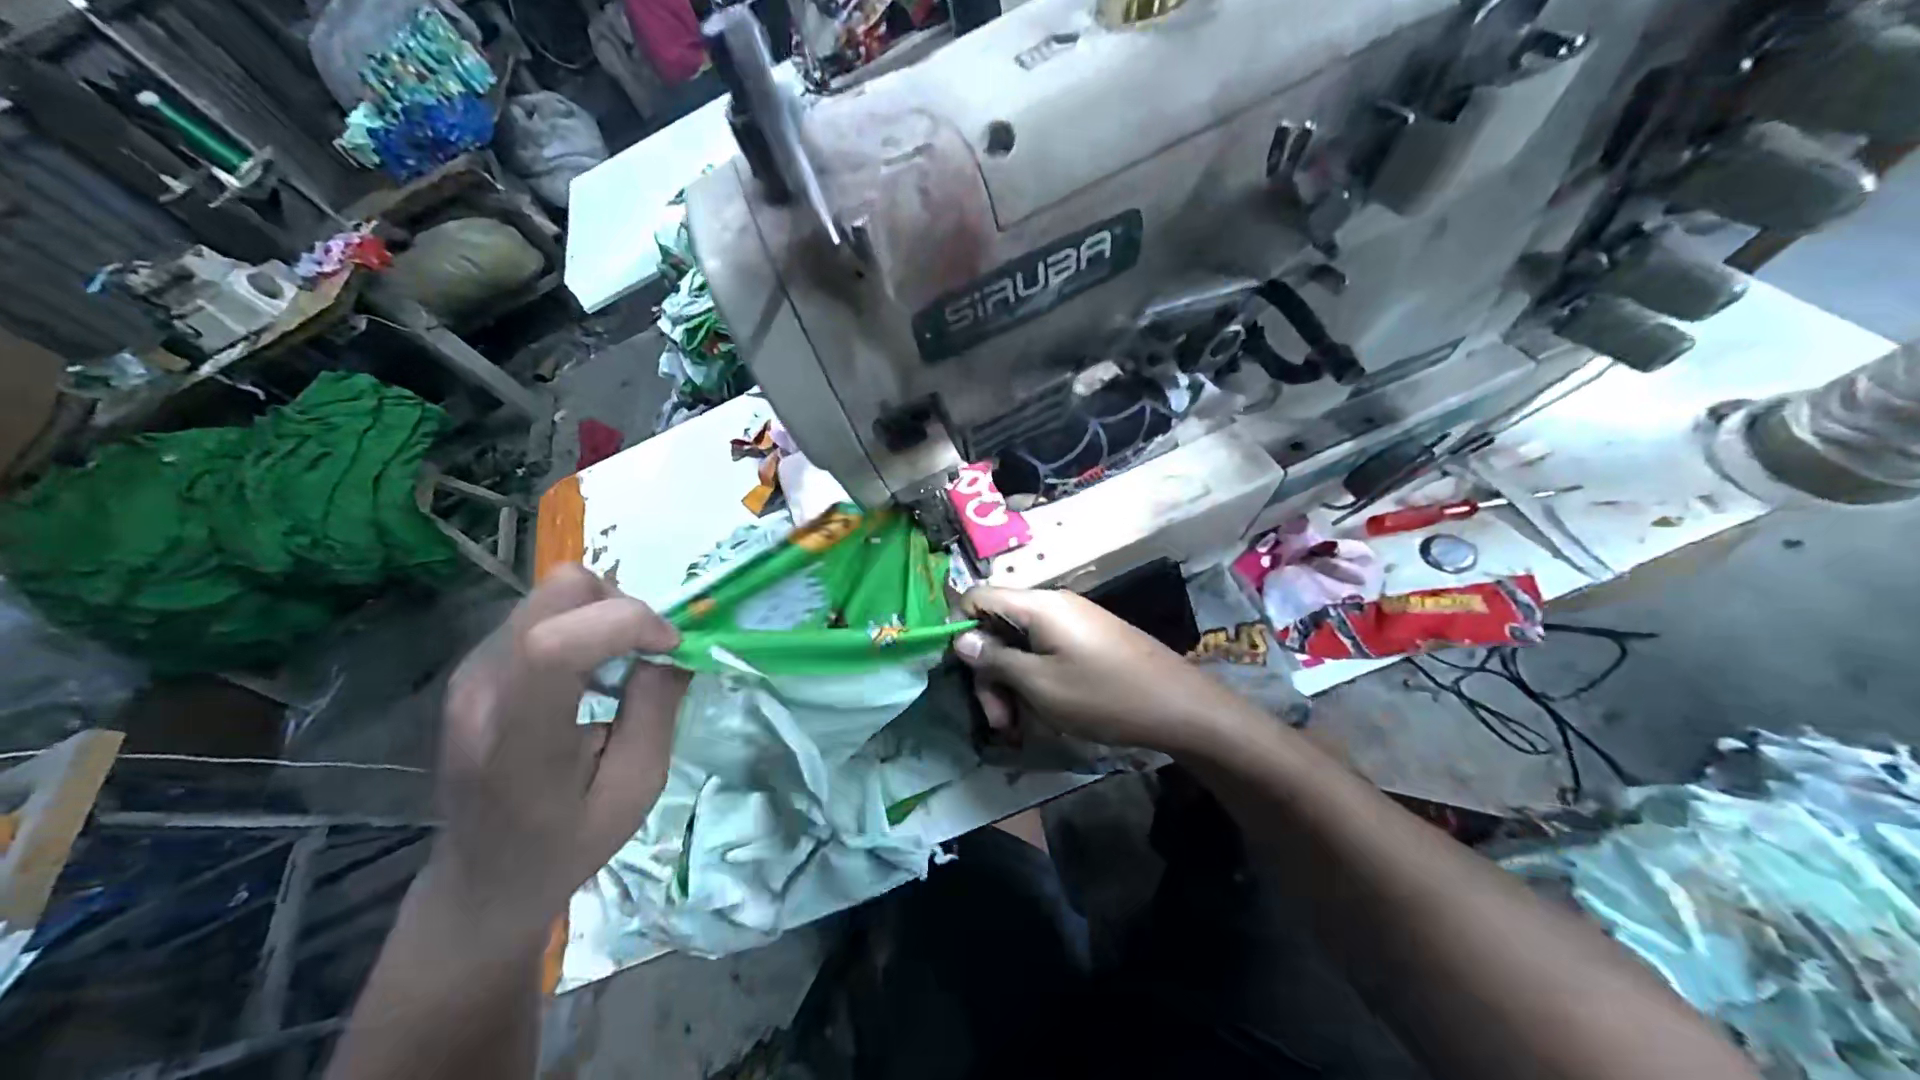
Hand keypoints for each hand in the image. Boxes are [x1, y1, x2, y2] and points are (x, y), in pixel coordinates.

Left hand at [431, 566, 691, 937]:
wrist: (482, 876)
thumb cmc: (566, 843)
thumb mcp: (634, 790)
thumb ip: (655, 712)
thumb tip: (674, 650)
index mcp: (519, 739)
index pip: (556, 645)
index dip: (627, 623)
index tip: (672, 647)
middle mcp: (483, 689)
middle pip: (560, 592)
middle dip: (622, 607)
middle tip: (650, 651)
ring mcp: (472, 672)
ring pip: (554, 594)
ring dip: (604, 614)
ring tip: (622, 667)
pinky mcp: (475, 665)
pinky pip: (542, 614)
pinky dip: (583, 627)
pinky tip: (591, 676)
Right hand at [952, 586, 1251, 758]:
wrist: (1180, 707)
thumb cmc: (1104, 696)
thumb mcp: (1040, 685)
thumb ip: (995, 659)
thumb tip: (961, 639)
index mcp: (1038, 605)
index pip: (978, 596)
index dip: (959, 628)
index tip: (962, 673)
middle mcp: (1054, 605)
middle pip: (999, 626)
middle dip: (990, 673)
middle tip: (997, 720)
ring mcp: (1074, 622)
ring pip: (1022, 644)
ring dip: (1011, 683)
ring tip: (1018, 726)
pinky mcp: (1089, 640)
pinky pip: (1046, 651)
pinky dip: (1035, 680)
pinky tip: (1043, 712)